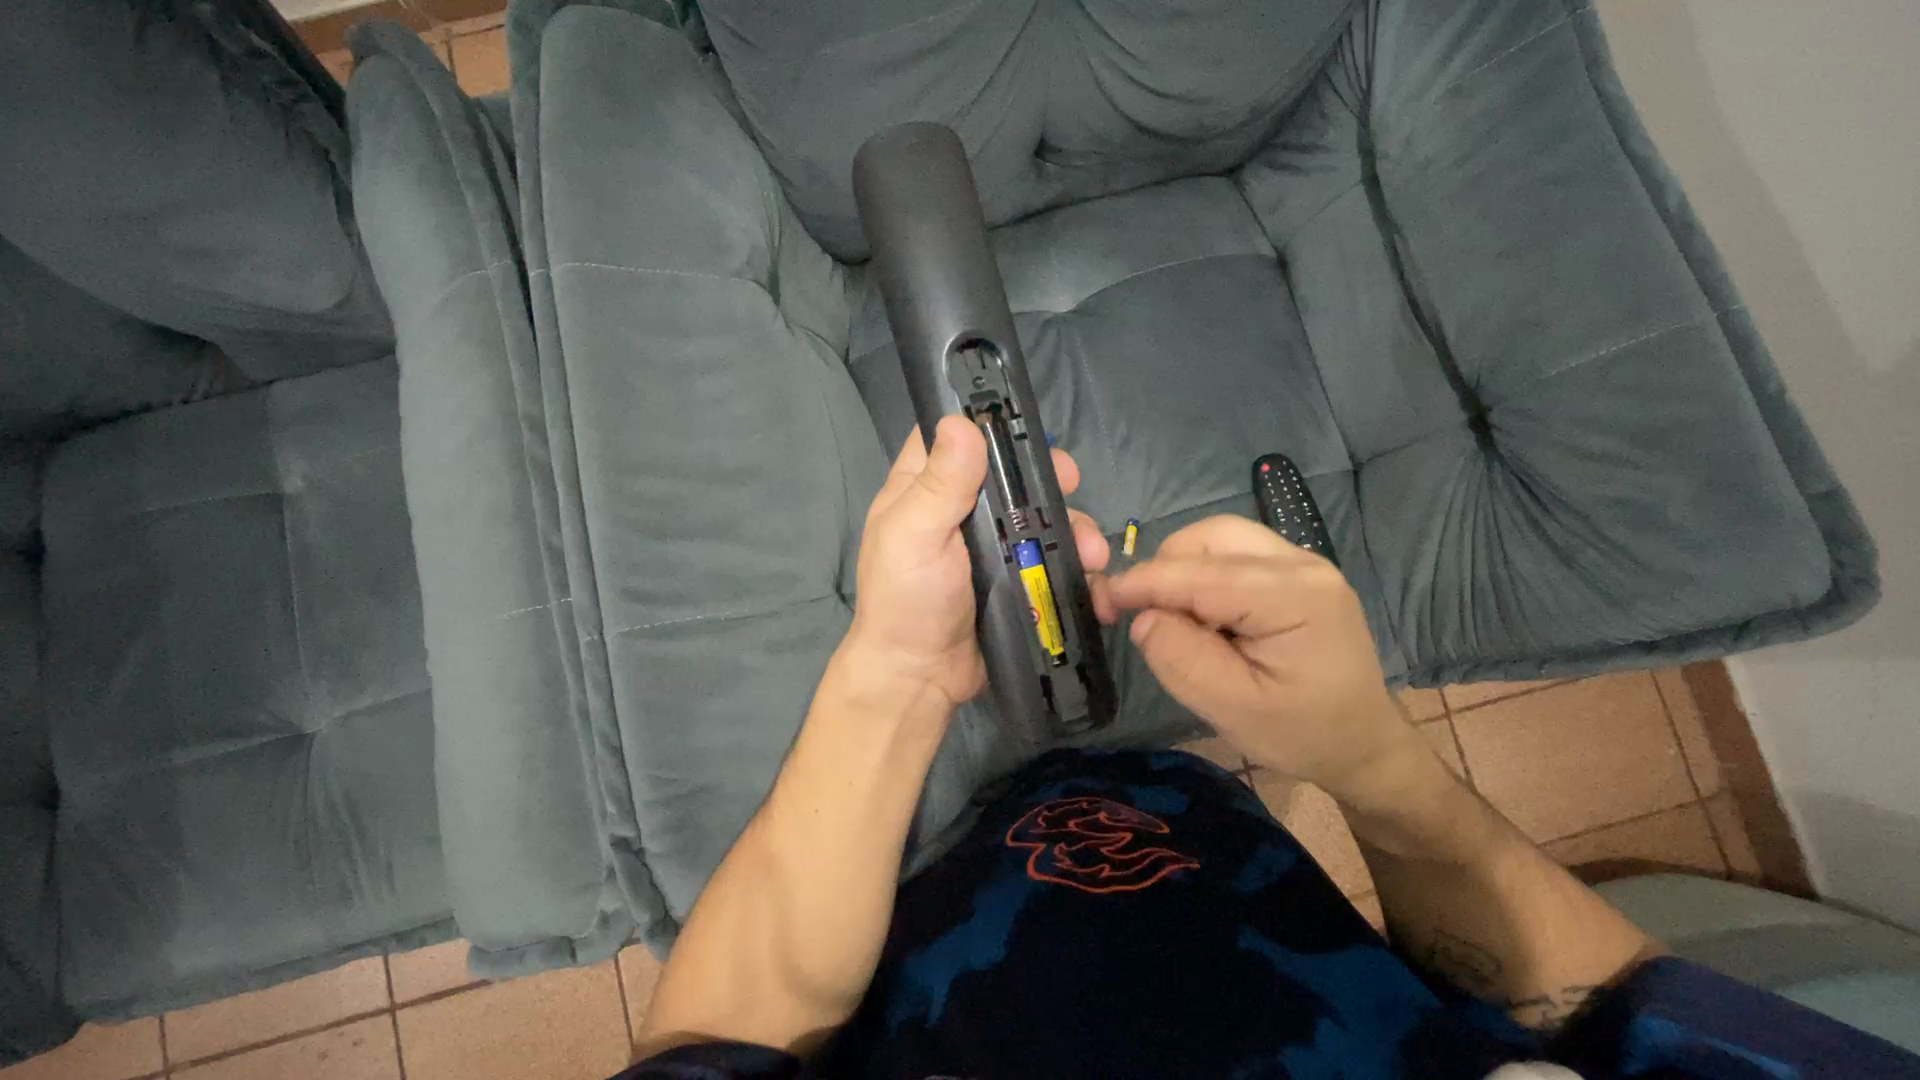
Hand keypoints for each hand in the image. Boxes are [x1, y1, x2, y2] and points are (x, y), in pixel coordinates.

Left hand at [846, 415, 1109, 709]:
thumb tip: (961, 422)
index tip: (1026, 423)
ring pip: (1043, 515)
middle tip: (1073, 481)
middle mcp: (962, 510)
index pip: (955, 436)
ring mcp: (994, 545)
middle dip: (1049, 476)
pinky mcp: (1018, 577)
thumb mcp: (914, 536)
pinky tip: (1094, 576)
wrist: (922, 678)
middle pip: (1013, 474)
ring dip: (1074, 525)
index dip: (990, 422)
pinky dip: (1077, 561)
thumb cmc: (905, 601)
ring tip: (1094, 551)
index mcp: (926, 489)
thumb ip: (940, 483)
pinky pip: (1055, 556)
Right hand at [1104, 515, 1417, 797]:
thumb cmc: (1303, 734)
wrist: (1362, 744)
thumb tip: (1144, 617)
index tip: (1100, 599)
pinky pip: (1234, 553)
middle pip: (1210, 538)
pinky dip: (1204, 575)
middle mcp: (1302, 563)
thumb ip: (1182, 659)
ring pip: (1219, 539)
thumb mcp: (1233, 710)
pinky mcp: (1295, 571)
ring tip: (1178, 622)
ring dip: (1184, 571)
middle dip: (1166, 570)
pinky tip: (1206, 617)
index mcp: (1295, 596)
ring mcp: (1302, 562)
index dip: (1144, 582)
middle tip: (1144, 617)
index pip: (1201, 574)